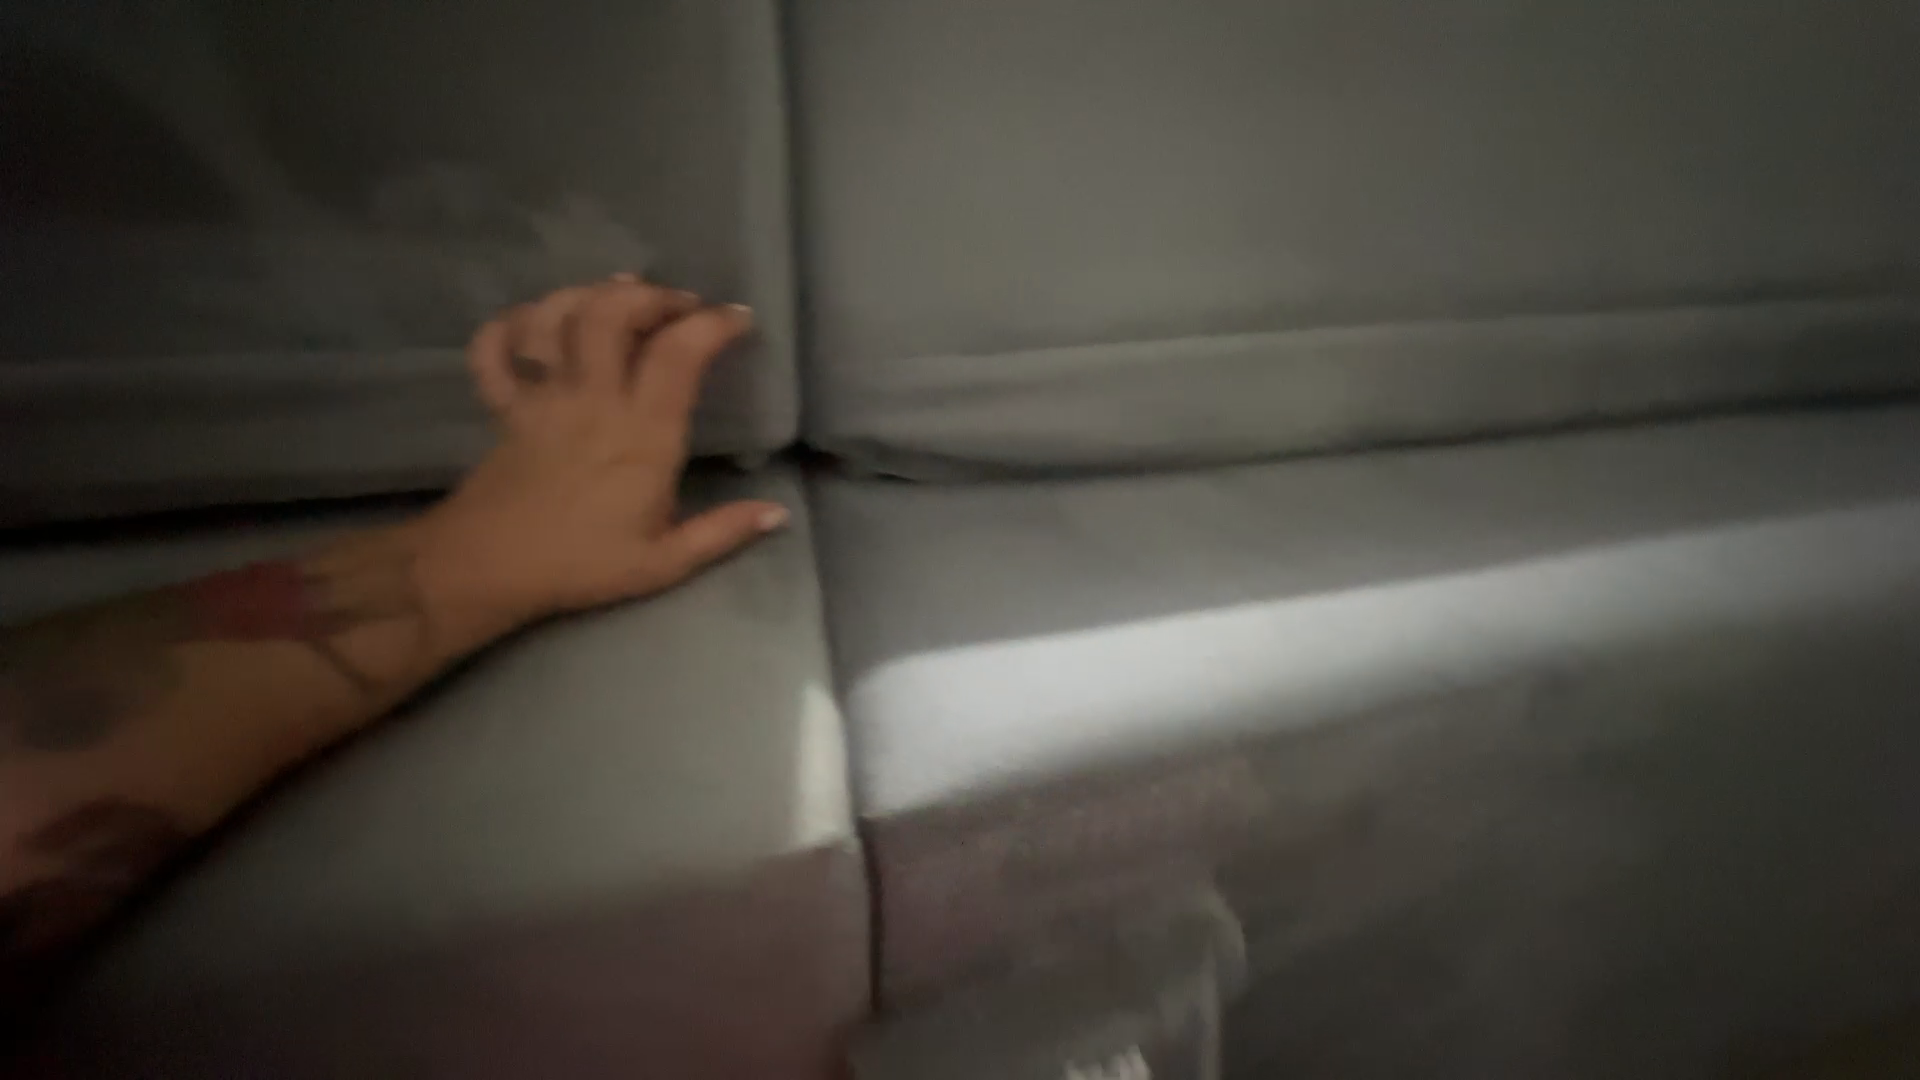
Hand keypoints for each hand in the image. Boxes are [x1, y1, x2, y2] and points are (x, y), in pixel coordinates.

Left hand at [400, 279, 788, 647]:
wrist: (485, 571)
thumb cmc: (582, 566)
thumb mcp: (666, 563)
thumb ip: (723, 533)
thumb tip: (778, 514)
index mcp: (642, 436)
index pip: (679, 355)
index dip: (712, 325)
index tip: (739, 320)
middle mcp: (593, 401)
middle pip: (614, 315)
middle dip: (655, 296)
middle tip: (684, 306)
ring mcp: (543, 397)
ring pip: (559, 317)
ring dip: (593, 293)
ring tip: (624, 293)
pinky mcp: (505, 406)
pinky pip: (497, 348)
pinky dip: (515, 323)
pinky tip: (541, 321)